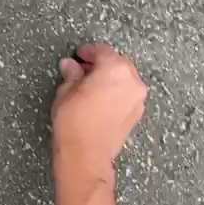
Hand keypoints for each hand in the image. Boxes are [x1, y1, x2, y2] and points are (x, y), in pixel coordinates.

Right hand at [51, 43, 146, 180]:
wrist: (86, 154)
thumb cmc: (74, 121)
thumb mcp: (66, 91)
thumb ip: (72, 74)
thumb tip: (70, 65)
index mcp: (115, 69)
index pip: (102, 51)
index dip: (88, 51)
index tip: (78, 54)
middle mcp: (132, 81)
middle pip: (117, 63)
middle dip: (100, 64)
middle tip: (82, 68)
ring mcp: (137, 98)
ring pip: (124, 79)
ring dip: (109, 78)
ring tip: (89, 85)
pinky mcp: (136, 114)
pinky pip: (127, 94)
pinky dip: (116, 92)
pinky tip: (100, 98)